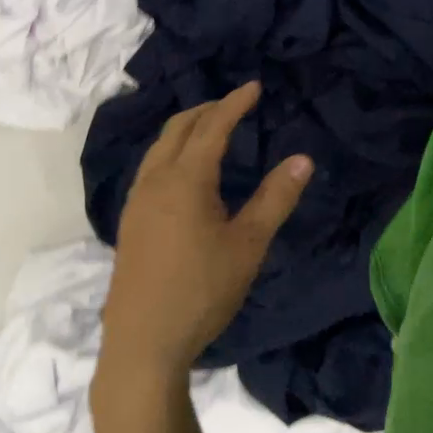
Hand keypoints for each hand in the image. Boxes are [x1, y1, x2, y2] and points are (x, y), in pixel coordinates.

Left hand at [101, 83, 313, 372]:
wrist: (142, 345)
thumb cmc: (201, 292)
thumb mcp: (248, 245)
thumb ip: (275, 198)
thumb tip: (303, 159)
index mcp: (185, 179)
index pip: (212, 127)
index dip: (234, 103)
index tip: (254, 87)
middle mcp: (155, 181)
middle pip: (179, 129)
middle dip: (207, 109)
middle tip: (234, 103)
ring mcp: (136, 202)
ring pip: (159, 148)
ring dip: (185, 130)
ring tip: (210, 129)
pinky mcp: (129, 224)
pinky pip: (150, 168)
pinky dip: (171, 152)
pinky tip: (184, 173)